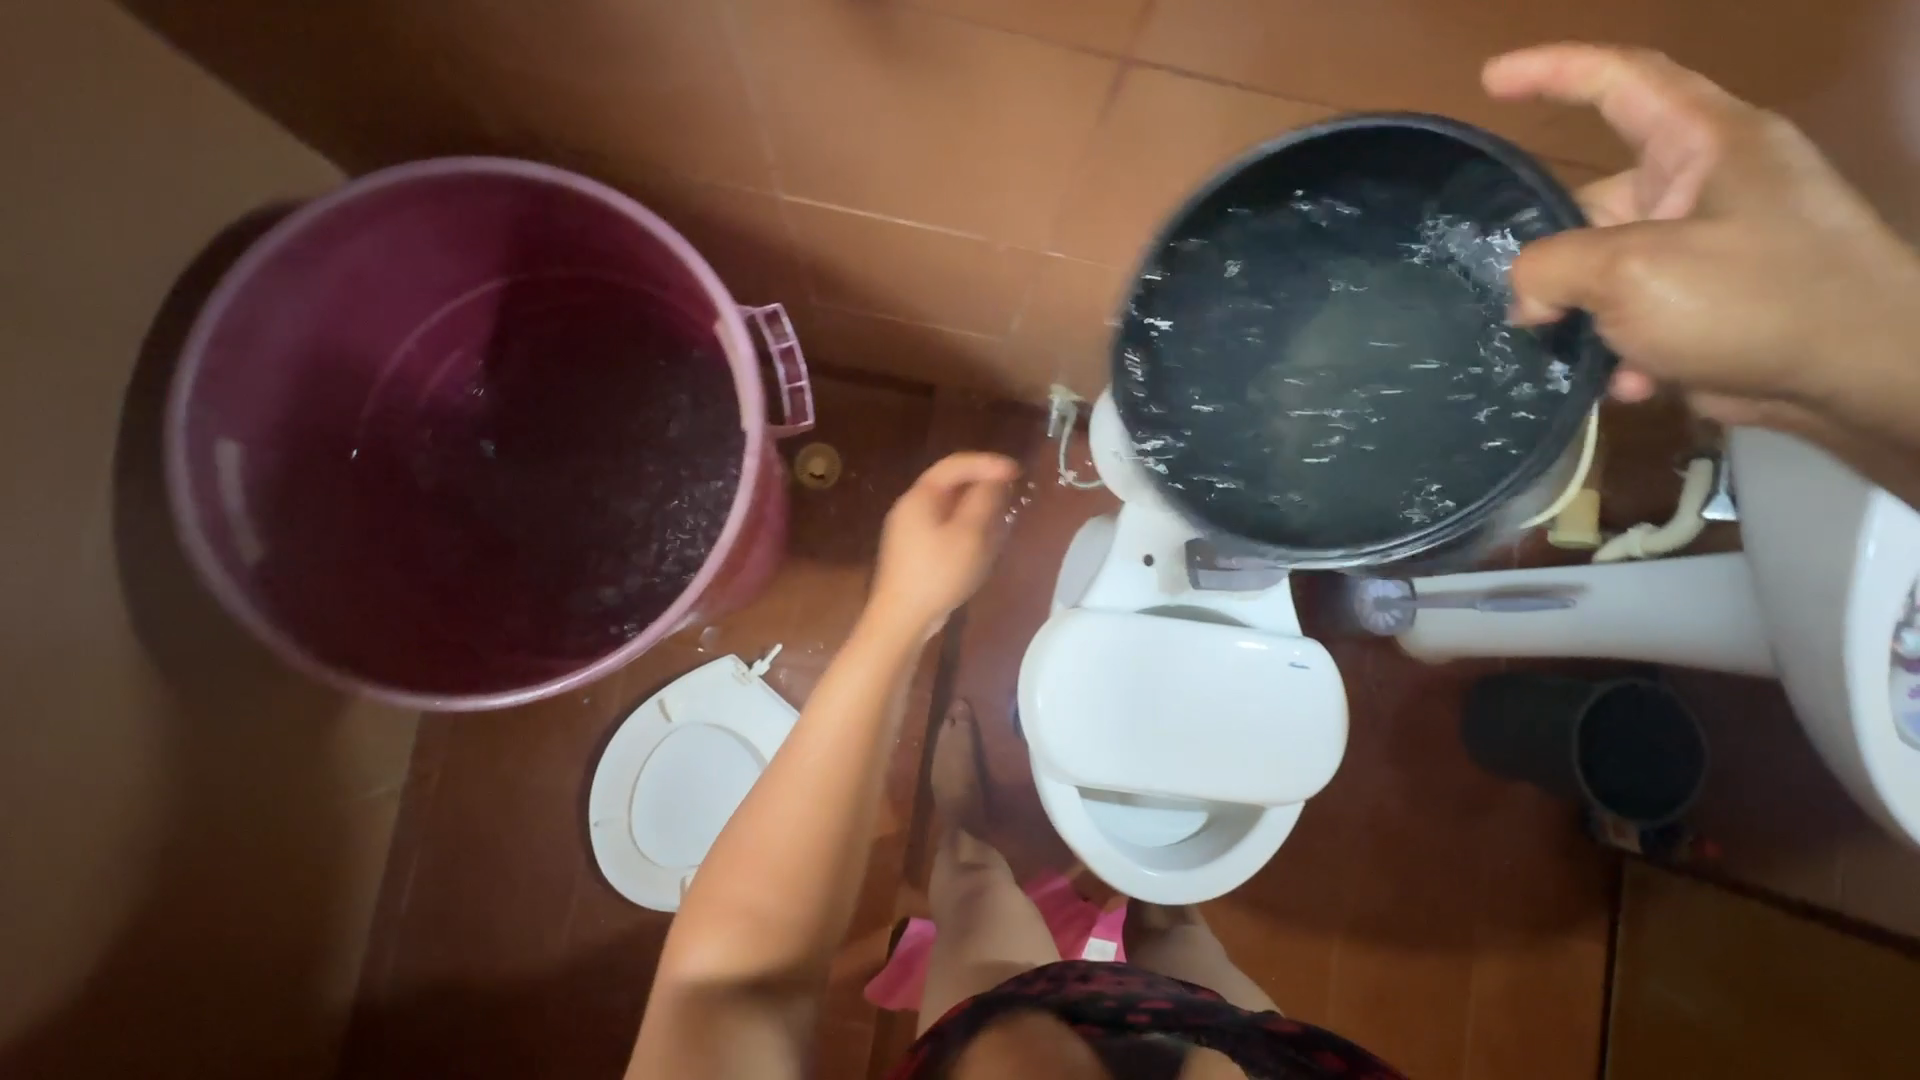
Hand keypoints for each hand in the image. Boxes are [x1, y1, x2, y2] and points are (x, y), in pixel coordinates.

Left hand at [868, 452, 1019, 639]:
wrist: (902, 619)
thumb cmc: (938, 573)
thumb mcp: (970, 534)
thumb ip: (985, 501)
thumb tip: (996, 478)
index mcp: (921, 497)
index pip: (955, 465)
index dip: (987, 464)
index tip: (1016, 472)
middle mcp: (912, 509)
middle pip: (952, 487)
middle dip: (984, 490)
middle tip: (1011, 498)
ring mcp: (911, 533)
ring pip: (951, 511)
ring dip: (978, 514)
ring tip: (1000, 525)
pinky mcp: (916, 554)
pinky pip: (946, 532)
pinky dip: (968, 533)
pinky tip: (983, 549)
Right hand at [1483, 44, 1919, 437]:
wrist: (1860, 375)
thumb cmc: (1755, 298)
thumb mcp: (1629, 272)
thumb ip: (1550, 267)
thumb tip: (1525, 293)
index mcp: (1704, 143)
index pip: (1621, 80)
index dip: (1551, 72)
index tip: (1489, 80)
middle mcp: (1706, 183)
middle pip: (1592, 199)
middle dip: (1550, 258)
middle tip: (1522, 308)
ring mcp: (1708, 243)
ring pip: (1601, 269)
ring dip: (1582, 317)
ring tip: (1577, 351)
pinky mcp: (1708, 298)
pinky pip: (1632, 313)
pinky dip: (1619, 348)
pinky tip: (1628, 379)